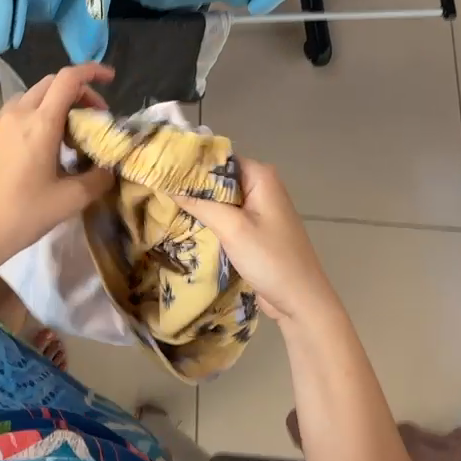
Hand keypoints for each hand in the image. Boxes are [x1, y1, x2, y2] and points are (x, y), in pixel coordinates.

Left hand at [0, 64, 116, 277]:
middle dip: (76, 91)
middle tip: (91, 115)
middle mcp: (17, 115)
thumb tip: (110, 167)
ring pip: (29, 97)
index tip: (109, 78)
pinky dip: (31, 118)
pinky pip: (12, 115)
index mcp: (41, 123)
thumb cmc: (23, 215)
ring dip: (52, 104)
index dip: (92, 71)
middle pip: (50, 83)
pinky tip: (35, 149)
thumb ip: (98, 178)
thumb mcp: (70, 200)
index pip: (68, 79)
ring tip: (64, 134)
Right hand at [174, 158, 338, 322]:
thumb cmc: (270, 259)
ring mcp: (260, 208)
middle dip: (192, 185)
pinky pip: (228, 215)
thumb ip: (200, 203)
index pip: (218, 159)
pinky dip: (210, 218)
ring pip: (221, 198)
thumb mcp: (232, 229)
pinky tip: (186, 223)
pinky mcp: (256, 228)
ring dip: (199, 203)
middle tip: (159, 188)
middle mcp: (262, 185)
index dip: (191, 164)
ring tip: (164, 203)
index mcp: (261, 175)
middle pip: (219, 177)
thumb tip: (169, 183)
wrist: (301, 301)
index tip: (162, 170)